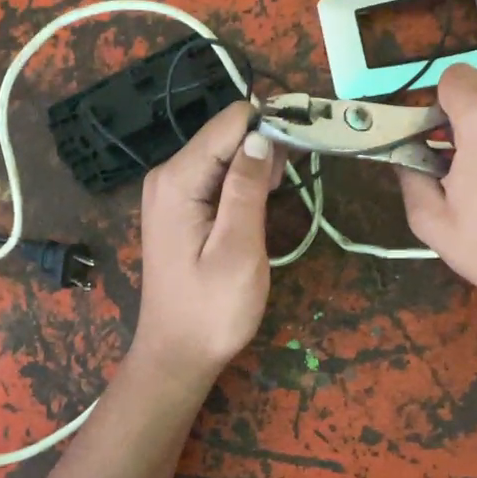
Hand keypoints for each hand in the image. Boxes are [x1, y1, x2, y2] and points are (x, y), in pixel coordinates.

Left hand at [128, 101, 281, 383]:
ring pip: (225, 154)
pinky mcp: (181, 207)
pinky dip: (244, 181)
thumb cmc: (212, 310)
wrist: (178, 354)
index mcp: (178, 180)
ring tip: (279, 197)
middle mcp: (169, 175)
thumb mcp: (238, 250)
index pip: (228, 123)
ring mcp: (172, 191)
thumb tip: (261, 136)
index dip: (270, 125)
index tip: (307, 142)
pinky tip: (262, 201)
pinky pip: (217, 176)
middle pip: (226, 135)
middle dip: (265, 146)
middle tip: (289, 185)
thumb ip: (247, 190)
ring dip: (258, 165)